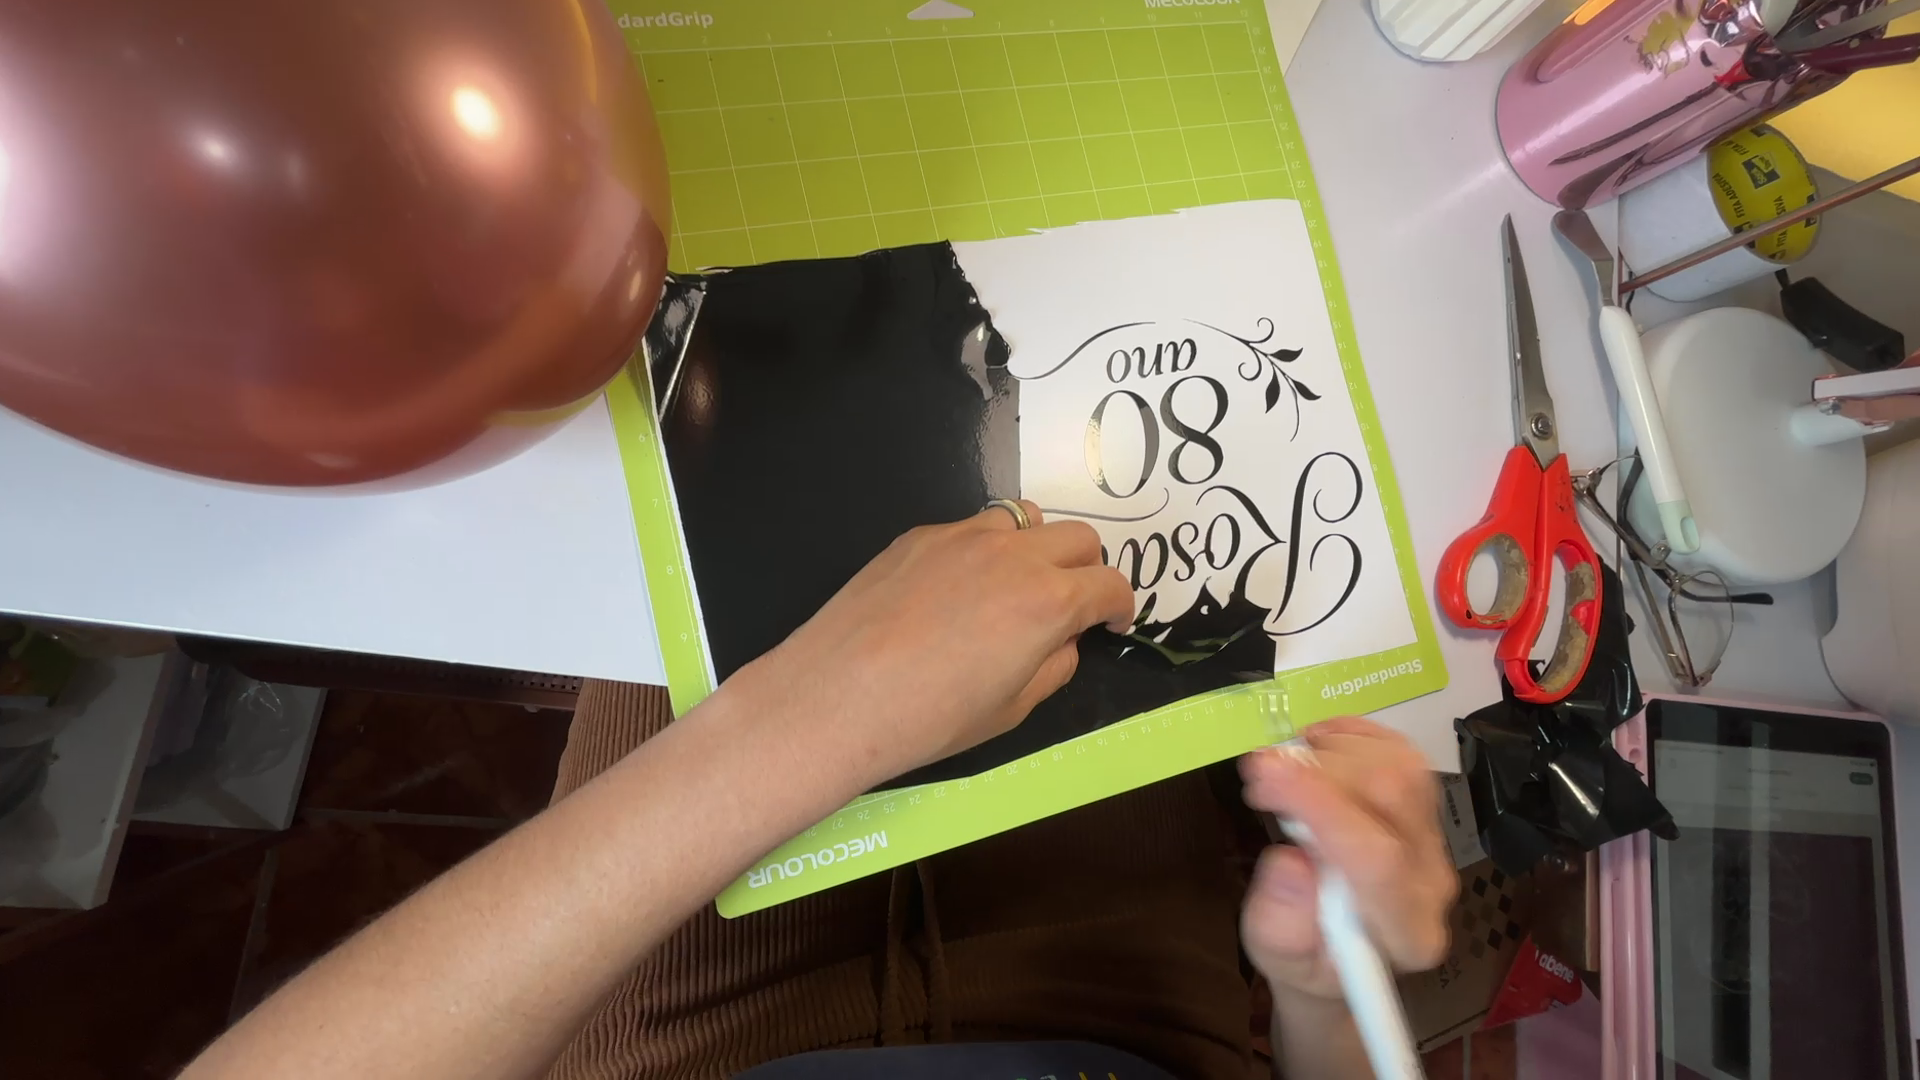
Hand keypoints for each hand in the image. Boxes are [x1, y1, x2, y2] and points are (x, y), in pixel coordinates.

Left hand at [738, 501, 1133, 783]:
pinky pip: (971, 528)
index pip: (1111, 584)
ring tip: (1014, 584)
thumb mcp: (1013, 708)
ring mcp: (963, 536)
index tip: (1111, 624)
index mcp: (1049, 600)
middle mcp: (1013, 554)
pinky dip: (984, 550)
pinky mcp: (920, 535)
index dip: (1120, 606)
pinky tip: (952, 590)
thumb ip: (1054, 664)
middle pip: (1078, 536)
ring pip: (1025, 517)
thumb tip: (1062, 639)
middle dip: (1087, 570)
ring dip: (1036, 548)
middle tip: (1068, 606)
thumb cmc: (932, 717)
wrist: (838, 695)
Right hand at [1238, 717, 1456, 1001]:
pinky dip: (1353, 734)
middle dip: (1317, 768)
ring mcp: (1431, 840)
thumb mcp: (1272, 950)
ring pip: (1400, 765)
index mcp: (1401, 929)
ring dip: (1332, 750)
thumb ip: (1280, 917)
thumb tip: (1290, 861)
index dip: (1317, 802)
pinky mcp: (1421, 809)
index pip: (1376, 856)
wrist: (1334, 950)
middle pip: (1394, 795)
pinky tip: (1316, 745)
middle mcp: (1430, 880)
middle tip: (1259, 771)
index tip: (1262, 773)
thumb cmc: (1303, 953)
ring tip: (1285, 766)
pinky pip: (1402, 751)